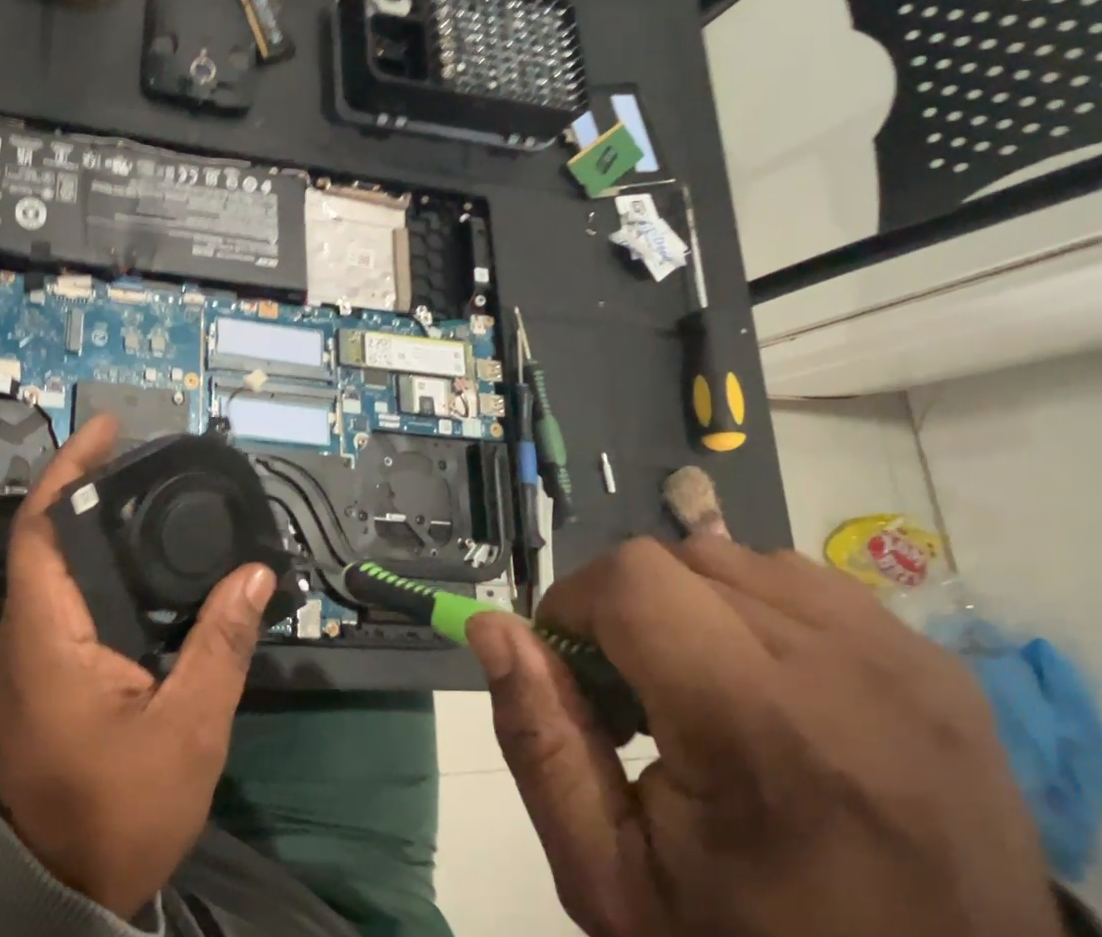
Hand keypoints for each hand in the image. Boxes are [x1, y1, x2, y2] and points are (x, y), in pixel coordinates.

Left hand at [0, 414, 276, 919]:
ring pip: (53, 573)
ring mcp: (26, 657)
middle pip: (45, 540)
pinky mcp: (40, 677)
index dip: (67, 469)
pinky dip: (95, 571)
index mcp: (43, 635)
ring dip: (90, 531)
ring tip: (146, 501)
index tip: (107, 430)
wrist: (63, 886)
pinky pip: (62, 603)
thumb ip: (219, 644)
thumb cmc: (119, 808)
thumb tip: (255, 574)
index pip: (40, 527)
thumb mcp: (187, 728)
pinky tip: (139, 571)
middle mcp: (22, 634)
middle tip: (144, 461)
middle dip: (86, 490)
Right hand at [467, 537, 1059, 936]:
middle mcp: (844, 670)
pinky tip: (762, 683)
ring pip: (745, 559)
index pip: (634, 578)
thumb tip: (491, 627)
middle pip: (683, 559)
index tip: (571, 671)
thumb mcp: (608, 873)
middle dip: (627, 608)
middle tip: (630, 694)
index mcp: (756, 725)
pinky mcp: (940, 666)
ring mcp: (906, 661)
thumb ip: (539, 743)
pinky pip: (811, 585)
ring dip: (692, 602)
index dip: (575, 605)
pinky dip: (757, 608)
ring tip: (697, 686)